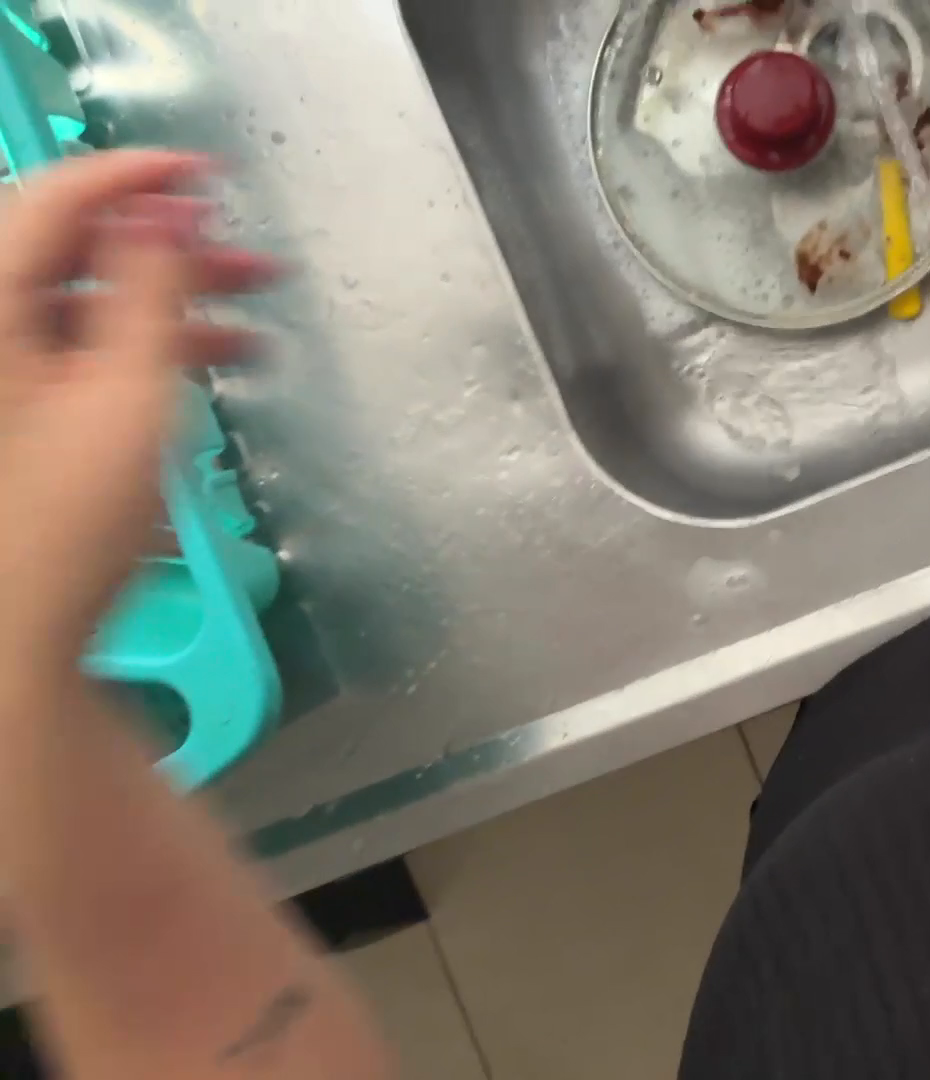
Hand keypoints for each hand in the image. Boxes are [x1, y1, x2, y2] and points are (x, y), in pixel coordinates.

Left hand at [0, 151, 278, 684]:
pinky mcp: (21, 397)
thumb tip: (169, 218)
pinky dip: (150, 341)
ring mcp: (2, 363)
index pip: (49, 205)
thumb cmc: (66, 511)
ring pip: (84, 300)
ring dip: (172, 302)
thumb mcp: (126, 396)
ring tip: (258, 322)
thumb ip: (148, 298)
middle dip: (170, 250)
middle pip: (68, 251)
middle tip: (261, 262)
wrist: (15, 613)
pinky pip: (83, 341)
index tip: (209, 172)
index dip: (131, 179)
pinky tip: (211, 360)